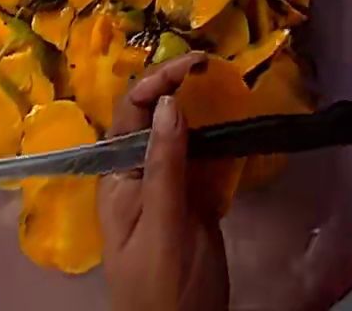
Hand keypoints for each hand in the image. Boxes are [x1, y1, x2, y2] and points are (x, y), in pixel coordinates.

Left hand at [100, 54, 228, 310]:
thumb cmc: (162, 289)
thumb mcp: (162, 227)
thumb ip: (165, 164)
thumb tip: (168, 101)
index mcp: (117, 174)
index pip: (131, 111)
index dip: (157, 81)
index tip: (192, 63)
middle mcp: (137, 170)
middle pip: (153, 114)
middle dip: (177, 84)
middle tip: (210, 65)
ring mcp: (166, 181)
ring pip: (179, 130)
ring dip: (199, 105)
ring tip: (223, 82)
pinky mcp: (192, 195)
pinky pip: (202, 153)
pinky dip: (216, 133)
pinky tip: (233, 120)